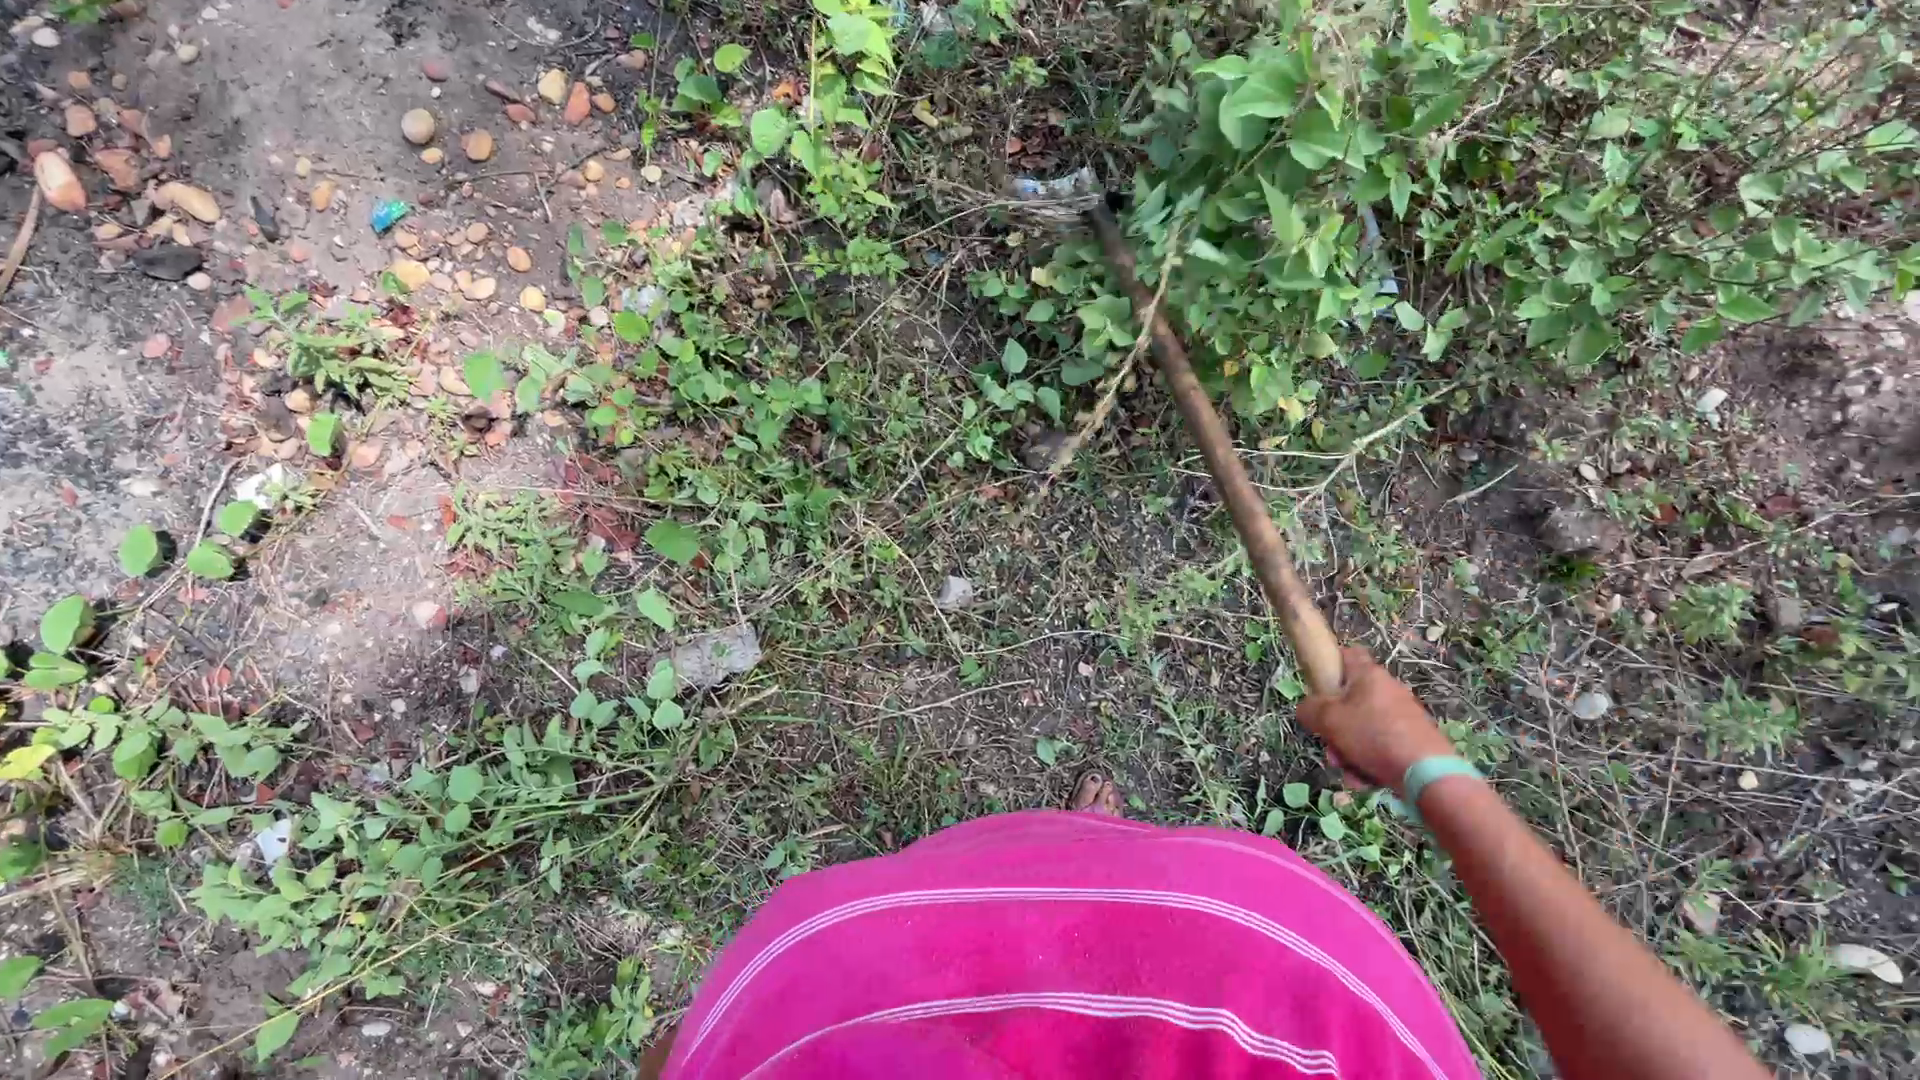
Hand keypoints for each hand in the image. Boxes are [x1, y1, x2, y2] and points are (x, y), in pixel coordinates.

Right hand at [1296, 647, 1454, 792]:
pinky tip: (1363, 778)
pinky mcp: (1411, 739)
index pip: (1347, 654)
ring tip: (1346, 769)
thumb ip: (1309, 709)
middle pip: (1349, 700)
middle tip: (1328, 743)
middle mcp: (1387, 691)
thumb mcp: (1328, 719)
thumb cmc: (1372, 735)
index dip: (1329, 665)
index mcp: (1368, 676)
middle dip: (1333, 726)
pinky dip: (1367, 761)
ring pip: (1361, 728)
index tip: (1317, 686)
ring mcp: (1402, 716)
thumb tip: (1307, 709)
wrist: (1426, 772)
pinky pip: (1378, 746)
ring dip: (1347, 749)